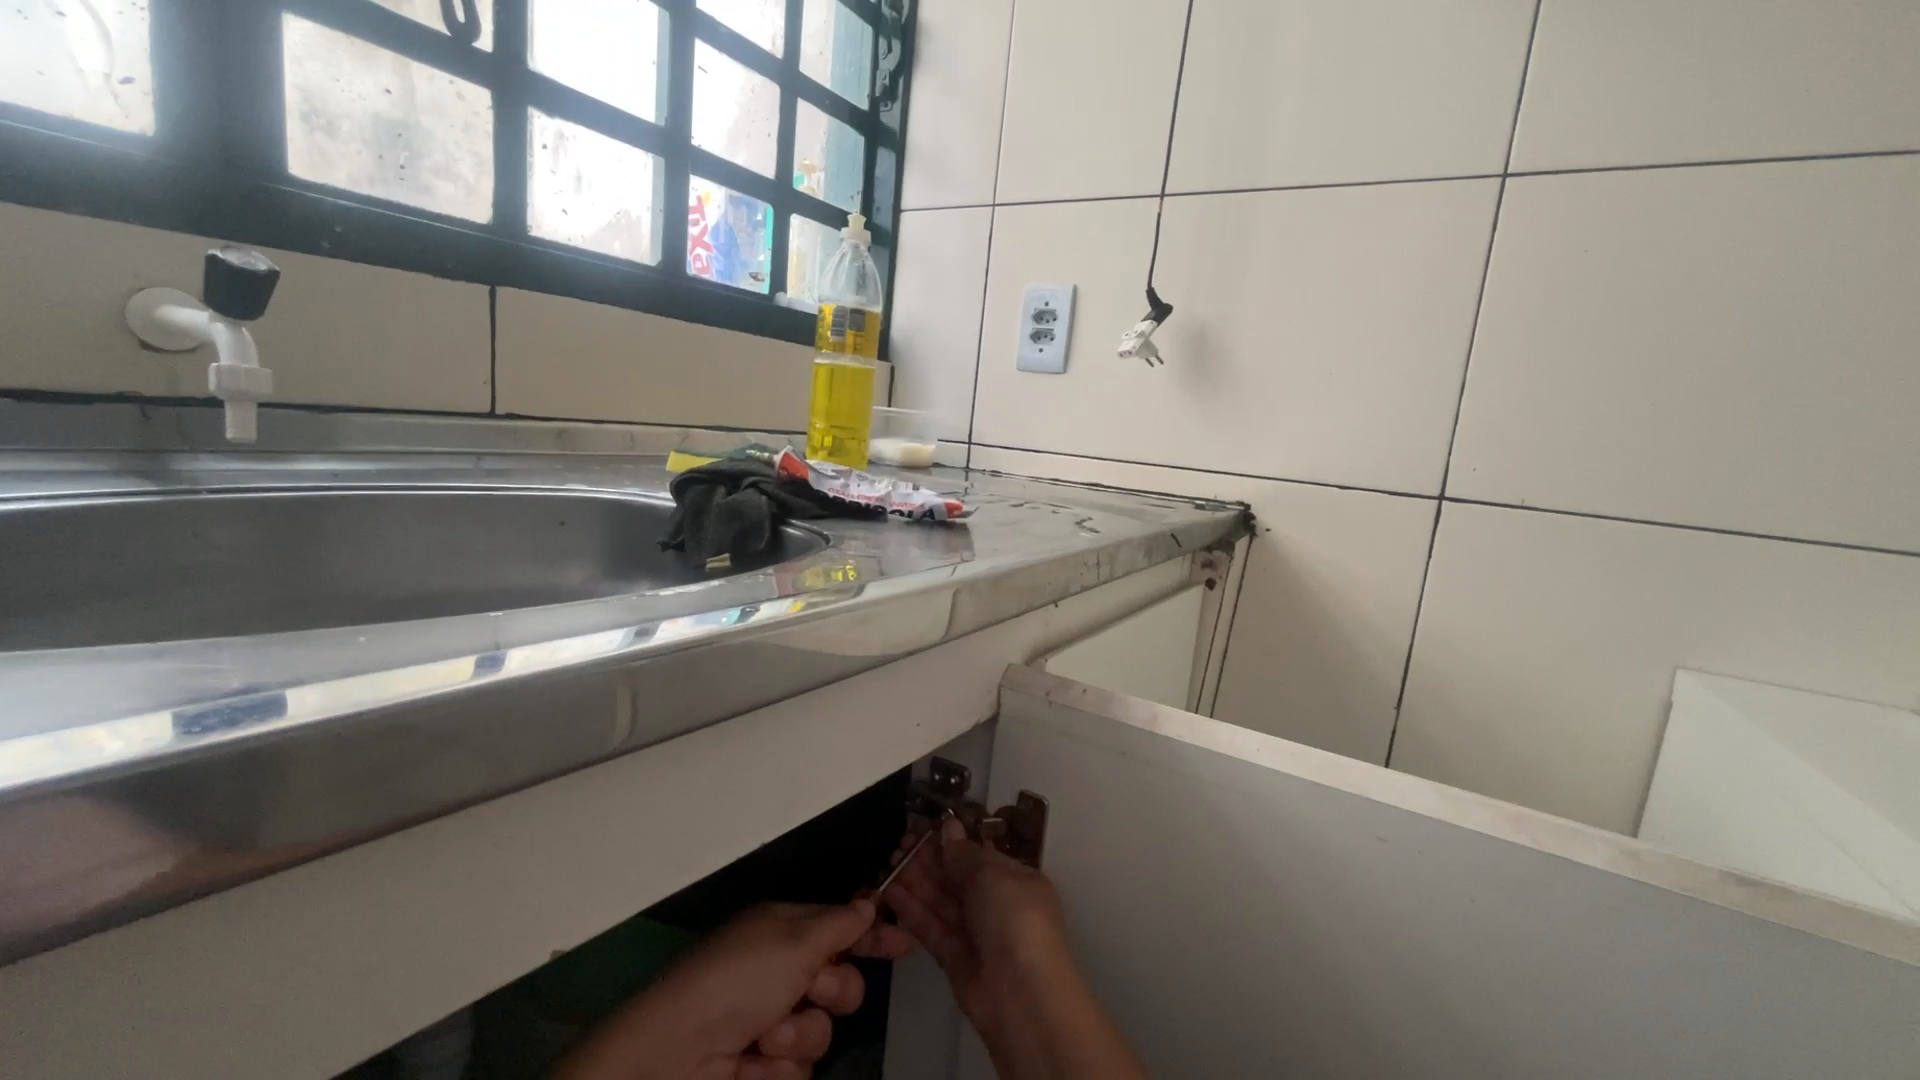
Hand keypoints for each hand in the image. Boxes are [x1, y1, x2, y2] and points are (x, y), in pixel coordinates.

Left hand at [551, 900, 912, 1079]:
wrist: (678, 1053)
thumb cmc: (738, 979)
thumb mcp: (794, 939)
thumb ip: (839, 923)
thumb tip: (868, 903)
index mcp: (784, 933)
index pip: (840, 929)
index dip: (872, 936)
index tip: (904, 944)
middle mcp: (781, 975)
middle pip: (842, 983)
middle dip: (835, 990)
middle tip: (813, 989)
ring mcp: (771, 1022)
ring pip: (823, 1030)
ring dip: (801, 1033)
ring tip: (767, 1036)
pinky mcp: (763, 1067)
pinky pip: (799, 1068)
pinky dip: (780, 1067)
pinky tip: (754, 1063)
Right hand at [884, 817, 1147, 1079]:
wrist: (1021, 993)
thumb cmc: (1015, 919)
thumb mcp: (993, 875)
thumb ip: (964, 853)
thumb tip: (949, 827)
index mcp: (1016, 879)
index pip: (979, 854)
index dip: (951, 840)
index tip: (923, 827)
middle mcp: (996, 903)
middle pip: (957, 876)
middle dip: (929, 859)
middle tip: (899, 843)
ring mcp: (975, 931)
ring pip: (941, 900)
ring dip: (916, 880)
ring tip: (888, 862)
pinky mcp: (954, 957)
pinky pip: (931, 927)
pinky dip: (911, 909)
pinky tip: (889, 890)